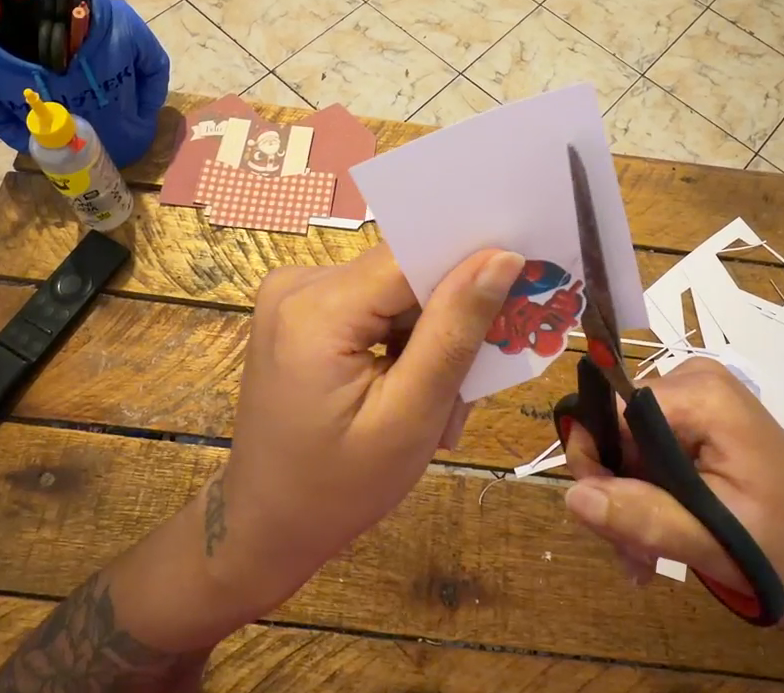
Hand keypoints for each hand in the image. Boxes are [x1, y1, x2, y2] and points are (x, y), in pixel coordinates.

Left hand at [212, 244, 524, 616]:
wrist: (265, 525)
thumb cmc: (337, 488)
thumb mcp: (410, 416)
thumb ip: (455, 331)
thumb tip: (501, 258)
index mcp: (316, 307)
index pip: (410, 256)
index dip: (468, 269)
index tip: (517, 299)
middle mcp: (297, 283)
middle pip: (402, 276)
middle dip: (446, 327)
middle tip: (465, 395)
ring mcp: (293, 296)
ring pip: (393, 294)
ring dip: (426, 344)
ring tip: (436, 411)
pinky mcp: (299, 312)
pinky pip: (371, 308)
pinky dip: (399, 345)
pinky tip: (407, 393)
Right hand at [559, 357, 783, 630]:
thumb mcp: (714, 544)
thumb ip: (643, 516)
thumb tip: (572, 494)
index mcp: (702, 394)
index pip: (610, 411)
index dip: (597, 464)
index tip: (608, 523)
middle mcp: (695, 380)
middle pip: (615, 427)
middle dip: (614, 492)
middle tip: (634, 555)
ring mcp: (699, 398)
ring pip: (624, 443)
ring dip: (627, 501)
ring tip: (646, 558)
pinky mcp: (701, 420)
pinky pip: (647, 448)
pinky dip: (645, 494)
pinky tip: (656, 538)